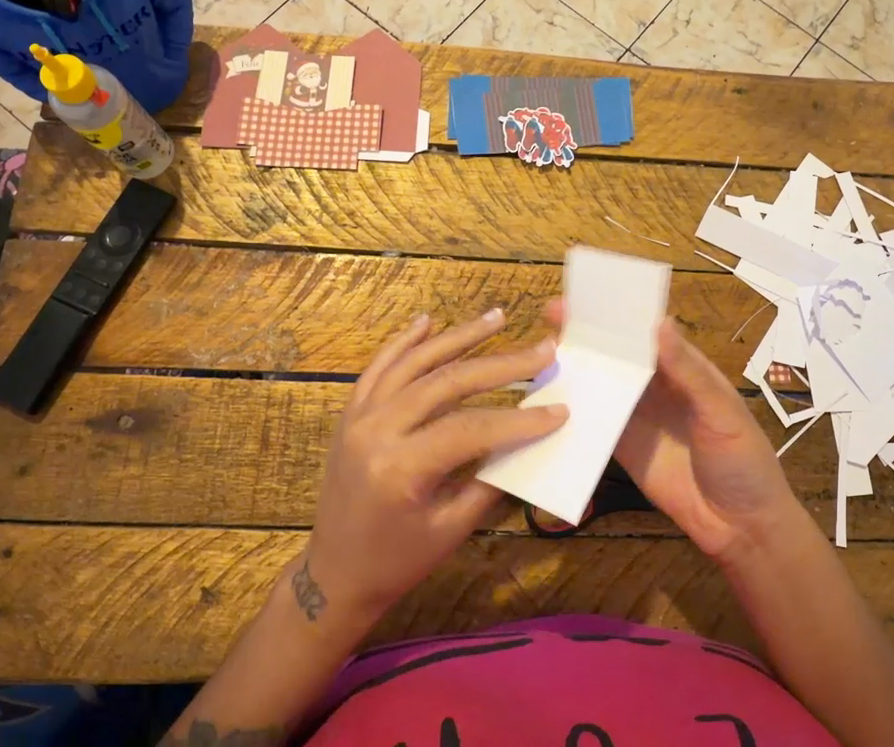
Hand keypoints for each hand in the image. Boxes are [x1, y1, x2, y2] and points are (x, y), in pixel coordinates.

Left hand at [303, 310, 566, 625]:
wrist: (334, 575)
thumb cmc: (397, 562)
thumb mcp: (451, 529)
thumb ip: (490, 479)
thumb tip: (529, 440)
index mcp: (401, 468)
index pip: (472, 428)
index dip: (520, 419)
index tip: (560, 409)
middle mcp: (376, 431)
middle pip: (447, 383)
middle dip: (500, 365)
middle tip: (542, 350)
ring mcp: (359, 417)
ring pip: (414, 363)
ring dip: (458, 338)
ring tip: (497, 318)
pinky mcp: (351, 414)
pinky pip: (379, 368)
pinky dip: (404, 342)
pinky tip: (428, 322)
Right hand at [548, 300, 802, 564]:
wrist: (740, 526)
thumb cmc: (743, 460)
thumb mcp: (722, 413)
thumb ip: (688, 372)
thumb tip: (658, 323)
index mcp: (684, 367)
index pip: (646, 330)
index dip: (617, 313)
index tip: (585, 296)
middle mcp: (656, 385)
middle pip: (617, 351)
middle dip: (586, 332)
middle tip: (550, 314)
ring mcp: (636, 415)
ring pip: (601, 381)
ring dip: (575, 365)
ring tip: (539, 352)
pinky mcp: (621, 445)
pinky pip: (593, 420)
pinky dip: (572, 408)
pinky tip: (545, 398)